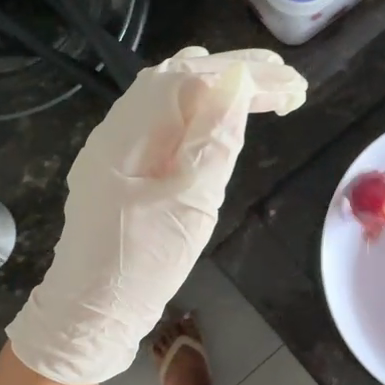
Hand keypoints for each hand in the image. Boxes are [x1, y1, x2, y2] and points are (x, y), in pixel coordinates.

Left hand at [6, 47, 306, 384]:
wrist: (91, 312)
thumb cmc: (143, 264)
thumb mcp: (188, 204)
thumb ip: (213, 142)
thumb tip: (237, 83)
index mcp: (131, 134)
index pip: (193, 80)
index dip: (245, 76)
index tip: (292, 88)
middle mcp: (119, 128)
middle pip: (179, 77)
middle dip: (235, 72)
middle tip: (287, 78)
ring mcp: (116, 147)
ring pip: (167, 93)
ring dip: (216, 81)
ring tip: (261, 78)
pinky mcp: (122, 167)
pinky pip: (160, 116)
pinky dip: (195, 102)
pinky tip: (212, 102)